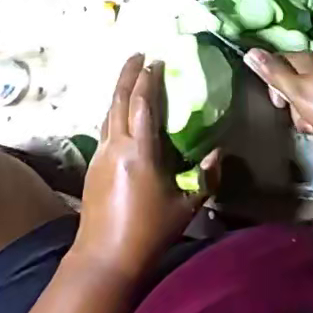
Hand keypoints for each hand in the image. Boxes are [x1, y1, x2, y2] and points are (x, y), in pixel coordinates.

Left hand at [73, 54, 214, 280]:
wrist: (104, 257)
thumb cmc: (148, 232)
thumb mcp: (185, 207)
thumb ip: (204, 178)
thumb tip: (218, 153)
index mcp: (138, 150)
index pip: (142, 103)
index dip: (149, 79)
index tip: (157, 61)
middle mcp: (115, 145)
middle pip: (118, 99)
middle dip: (128, 74)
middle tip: (139, 55)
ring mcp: (101, 154)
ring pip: (108, 111)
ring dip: (118, 90)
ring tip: (131, 77)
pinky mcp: (93, 165)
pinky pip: (105, 127)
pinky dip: (114, 111)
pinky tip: (121, 113)